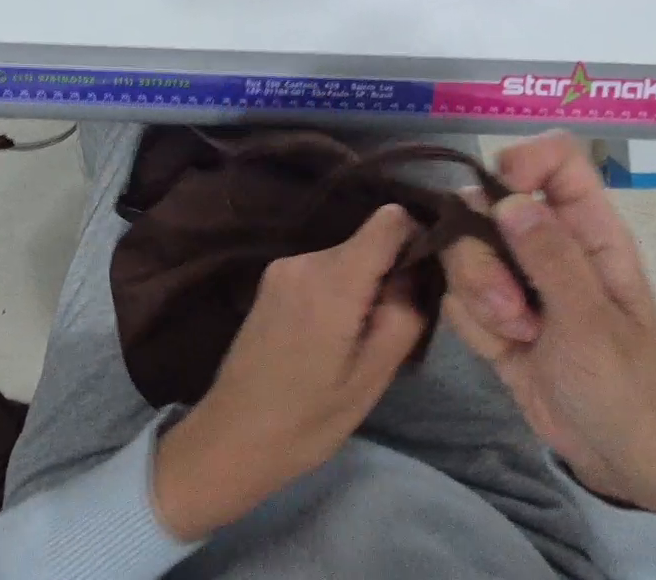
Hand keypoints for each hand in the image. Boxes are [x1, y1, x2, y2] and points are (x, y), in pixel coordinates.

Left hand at [152, 205, 427, 540]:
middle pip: (367, 242)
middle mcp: (304, 259)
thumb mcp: (372, 377)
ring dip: (361, 287)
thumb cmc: (308, 417)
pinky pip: (320, 271)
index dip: (416, 238)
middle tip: (388, 329)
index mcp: (333, 279)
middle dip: (388, 275)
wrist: (232, 435)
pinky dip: (336, 292)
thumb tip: (416, 271)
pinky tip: (328, 337)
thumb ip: (403, 314)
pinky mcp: (270, 280)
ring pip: (345, 258)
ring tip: (356, 340)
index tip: (423, 276)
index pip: (389, 220)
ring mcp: (282, 267)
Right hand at [441, 133, 655, 515]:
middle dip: (484, 257)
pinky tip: (506, 350)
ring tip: (516, 334)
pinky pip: (456, 290)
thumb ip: (552, 259)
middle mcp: (548, 240)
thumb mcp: (594, 325)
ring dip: (479, 296)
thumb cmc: (622, 387)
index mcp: (591, 231)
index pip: (557, 160)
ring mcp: (514, 273)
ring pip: (464, 248)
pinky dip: (473, 323)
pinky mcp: (489, 305)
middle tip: (512, 307)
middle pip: (487, 203)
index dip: (524, 163)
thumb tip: (508, 201)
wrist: (607, 455)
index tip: (500, 202)